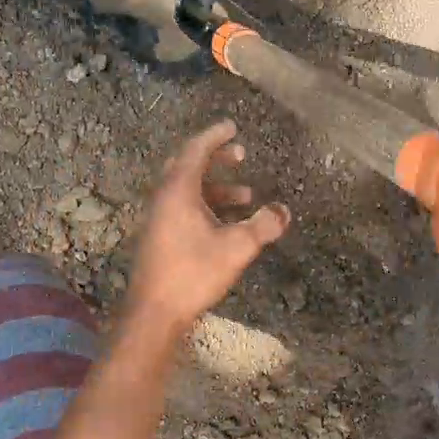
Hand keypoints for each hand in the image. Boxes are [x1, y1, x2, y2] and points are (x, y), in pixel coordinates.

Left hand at [123, 120, 290, 333]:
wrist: (154, 312)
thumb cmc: (193, 272)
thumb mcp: (237, 247)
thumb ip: (263, 225)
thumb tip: (283, 210)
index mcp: (178, 190)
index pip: (195, 150)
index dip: (214, 136)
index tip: (231, 126)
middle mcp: (164, 198)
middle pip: (188, 166)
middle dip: (214, 158)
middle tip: (239, 154)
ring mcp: (159, 219)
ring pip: (187, 190)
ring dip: (215, 186)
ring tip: (246, 194)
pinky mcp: (159, 238)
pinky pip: (184, 208)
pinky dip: (207, 205)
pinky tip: (228, 224)